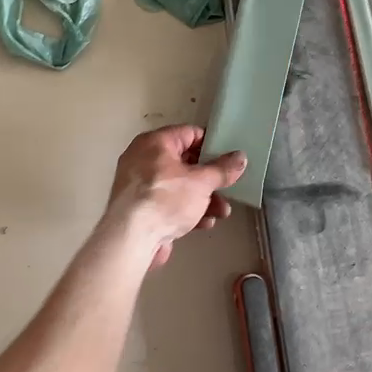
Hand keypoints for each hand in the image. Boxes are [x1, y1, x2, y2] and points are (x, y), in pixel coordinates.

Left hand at [104, 125, 245, 267]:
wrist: (132, 238)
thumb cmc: (165, 199)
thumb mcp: (201, 182)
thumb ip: (222, 170)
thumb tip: (240, 157)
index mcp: (154, 143)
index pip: (189, 133)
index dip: (211, 143)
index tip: (229, 156)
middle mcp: (143, 159)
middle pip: (185, 162)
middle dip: (209, 178)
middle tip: (227, 185)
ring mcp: (140, 186)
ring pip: (178, 186)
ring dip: (203, 198)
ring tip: (222, 211)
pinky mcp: (141, 209)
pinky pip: (168, 204)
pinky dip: (186, 211)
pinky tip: (204, 223)